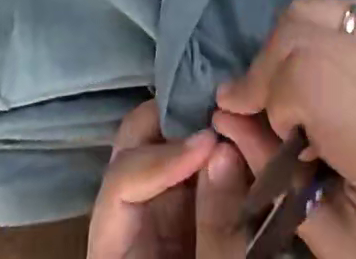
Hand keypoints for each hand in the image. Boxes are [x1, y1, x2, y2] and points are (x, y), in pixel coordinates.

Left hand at [86, 100, 251, 258]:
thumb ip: (219, 228)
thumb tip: (223, 147)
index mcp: (114, 254)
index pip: (119, 186)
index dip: (162, 157)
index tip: (210, 142)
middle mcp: (127, 221)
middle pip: (131, 149)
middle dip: (172, 122)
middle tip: (220, 111)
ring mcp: (156, 213)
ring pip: (161, 147)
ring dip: (195, 125)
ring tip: (234, 115)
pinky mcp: (185, 211)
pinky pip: (192, 163)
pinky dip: (215, 142)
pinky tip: (242, 134)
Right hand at [211, 0, 355, 258]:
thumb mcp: (341, 238)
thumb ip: (273, 175)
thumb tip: (225, 115)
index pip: (303, 72)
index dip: (266, 95)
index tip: (258, 128)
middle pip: (301, 26)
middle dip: (267, 66)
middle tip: (267, 112)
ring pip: (316, 6)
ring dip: (288, 44)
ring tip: (293, 92)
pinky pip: (343, 6)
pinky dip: (318, 32)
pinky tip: (325, 72)